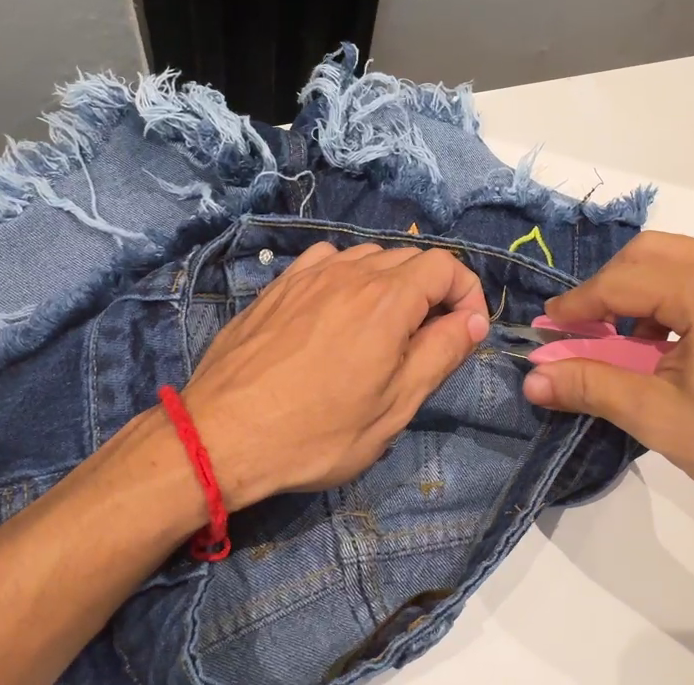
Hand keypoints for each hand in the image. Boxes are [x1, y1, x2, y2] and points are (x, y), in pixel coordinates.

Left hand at [181, 242, 489, 510]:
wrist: (221, 435)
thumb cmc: (316, 433)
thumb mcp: (394, 406)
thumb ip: (440, 353)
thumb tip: (472, 319)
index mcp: (387, 300)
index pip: (445, 266)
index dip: (466, 292)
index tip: (464, 331)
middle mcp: (351, 272)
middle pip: (410, 258)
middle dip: (432, 291)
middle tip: (426, 340)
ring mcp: (310, 274)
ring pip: (369, 257)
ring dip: (390, 283)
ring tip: (382, 329)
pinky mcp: (279, 284)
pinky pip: (327, 261)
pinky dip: (347, 276)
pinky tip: (336, 309)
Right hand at [525, 232, 693, 538]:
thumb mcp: (662, 418)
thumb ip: (592, 387)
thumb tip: (532, 378)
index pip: (622, 281)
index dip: (579, 305)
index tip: (549, 328)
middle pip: (653, 254)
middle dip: (612, 287)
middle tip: (589, 329)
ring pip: (689, 260)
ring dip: (651, 290)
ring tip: (639, 343)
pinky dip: (689, 295)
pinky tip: (688, 343)